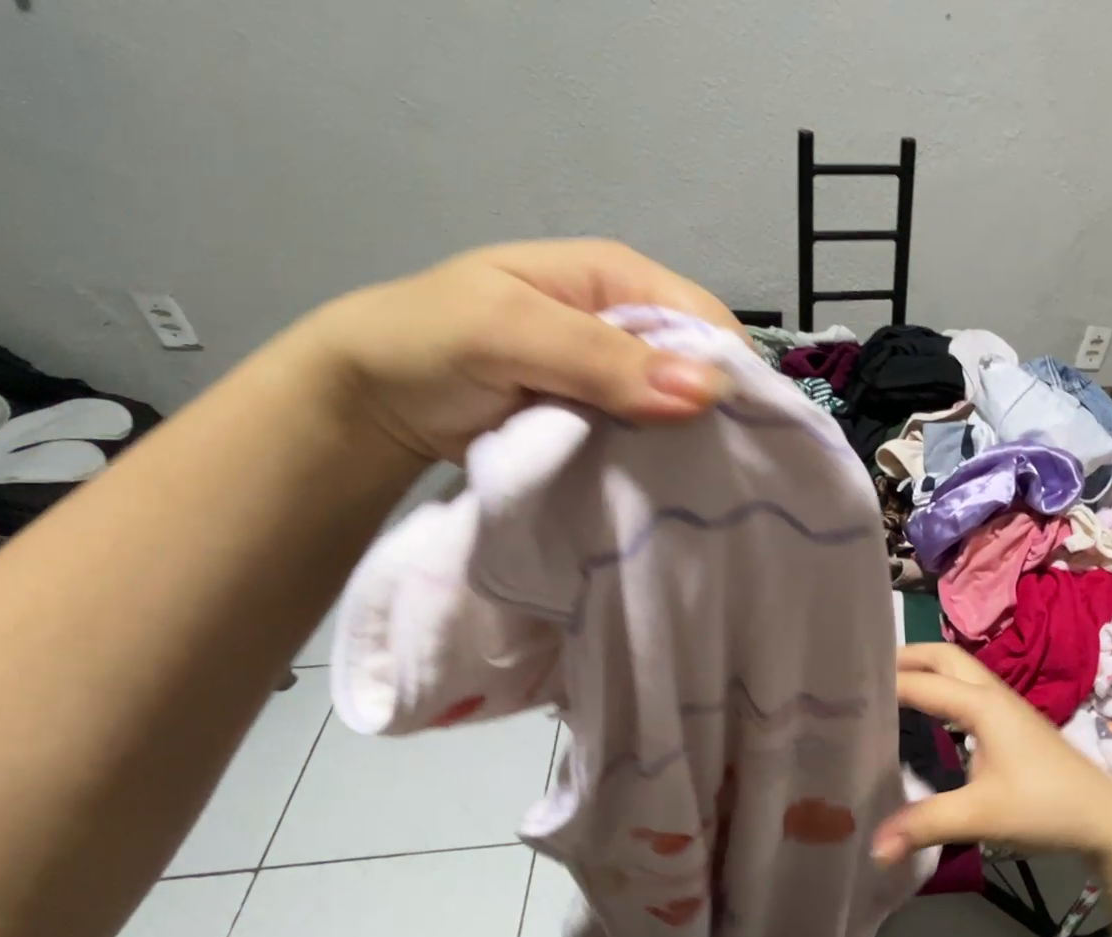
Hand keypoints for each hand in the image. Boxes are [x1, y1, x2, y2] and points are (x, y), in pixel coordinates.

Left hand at [295, 239, 743, 461]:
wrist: (370, 404)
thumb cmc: (428, 342)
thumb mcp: (508, 333)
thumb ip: (603, 359)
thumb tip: (709, 392)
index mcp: (618, 277)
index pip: (707, 319)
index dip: (730, 370)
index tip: (741, 435)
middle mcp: (629, 323)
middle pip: (703, 365)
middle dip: (714, 411)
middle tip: (720, 468)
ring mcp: (619, 375)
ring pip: (682, 407)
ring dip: (689, 441)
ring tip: (698, 484)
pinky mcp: (606, 418)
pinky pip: (653, 438)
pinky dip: (660, 459)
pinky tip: (665, 483)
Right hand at [873, 644, 1111, 864]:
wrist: (1104, 817)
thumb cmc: (1044, 807)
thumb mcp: (980, 817)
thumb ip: (924, 826)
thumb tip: (872, 848)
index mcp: (981, 705)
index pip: (921, 682)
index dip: (882, 681)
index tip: (842, 683)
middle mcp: (992, 693)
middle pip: (944, 656)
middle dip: (905, 656)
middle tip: (863, 671)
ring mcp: (1006, 705)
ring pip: (959, 669)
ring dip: (925, 667)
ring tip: (887, 684)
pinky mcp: (1013, 721)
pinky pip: (968, 687)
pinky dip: (940, 684)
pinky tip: (928, 711)